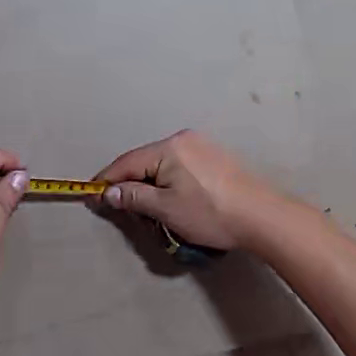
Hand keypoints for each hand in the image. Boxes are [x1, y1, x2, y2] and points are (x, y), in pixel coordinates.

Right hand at [94, 130, 285, 251]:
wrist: (264, 217)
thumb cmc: (211, 213)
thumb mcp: (167, 209)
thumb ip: (134, 198)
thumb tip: (108, 192)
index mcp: (168, 147)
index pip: (126, 162)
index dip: (107, 180)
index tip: (91, 195)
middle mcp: (181, 139)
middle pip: (143, 161)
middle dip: (129, 183)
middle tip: (120, 206)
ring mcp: (200, 145)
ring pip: (161, 163)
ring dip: (149, 182)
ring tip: (146, 206)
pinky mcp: (213, 156)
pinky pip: (178, 165)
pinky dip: (167, 180)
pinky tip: (171, 196)